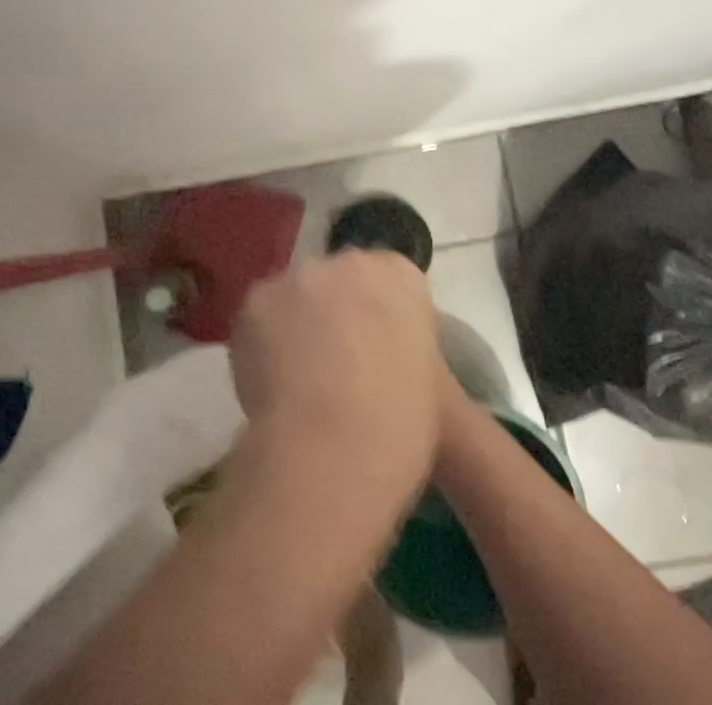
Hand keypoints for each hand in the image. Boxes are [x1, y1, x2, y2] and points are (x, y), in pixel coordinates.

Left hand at [227, 251, 442, 483]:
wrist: (329, 447)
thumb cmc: (401, 419)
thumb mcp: (448, 406)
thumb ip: (442, 391)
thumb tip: (460, 429)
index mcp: (398, 274)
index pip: (396, 285)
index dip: (391, 324)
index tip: (388, 363)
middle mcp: (344, 263)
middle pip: (344, 286)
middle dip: (344, 318)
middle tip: (347, 375)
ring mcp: (291, 280)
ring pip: (298, 300)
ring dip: (301, 328)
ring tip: (306, 388)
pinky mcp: (250, 307)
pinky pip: (262, 323)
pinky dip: (265, 347)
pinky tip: (277, 388)